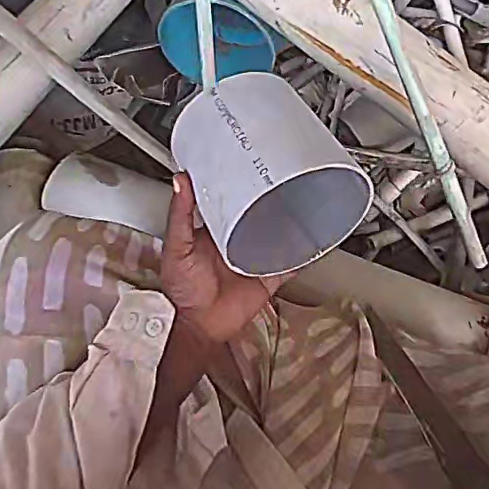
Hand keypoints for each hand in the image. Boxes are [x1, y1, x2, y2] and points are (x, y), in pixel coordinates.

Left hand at [159, 175, 286, 344]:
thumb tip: (180, 180)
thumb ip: (180, 215)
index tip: (245, 162)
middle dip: (267, 200)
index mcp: (213, 230)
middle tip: (281, 177)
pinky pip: (289, 264)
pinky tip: (312, 240)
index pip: (227, 201)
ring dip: (288, 224)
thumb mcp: (176, 246)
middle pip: (256, 215)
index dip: (235, 184)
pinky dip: (301, 255)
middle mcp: (235, 241)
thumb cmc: (182, 289)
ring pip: (276, 236)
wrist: (199, 326)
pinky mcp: (268, 278)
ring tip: (303, 202)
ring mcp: (253, 259)